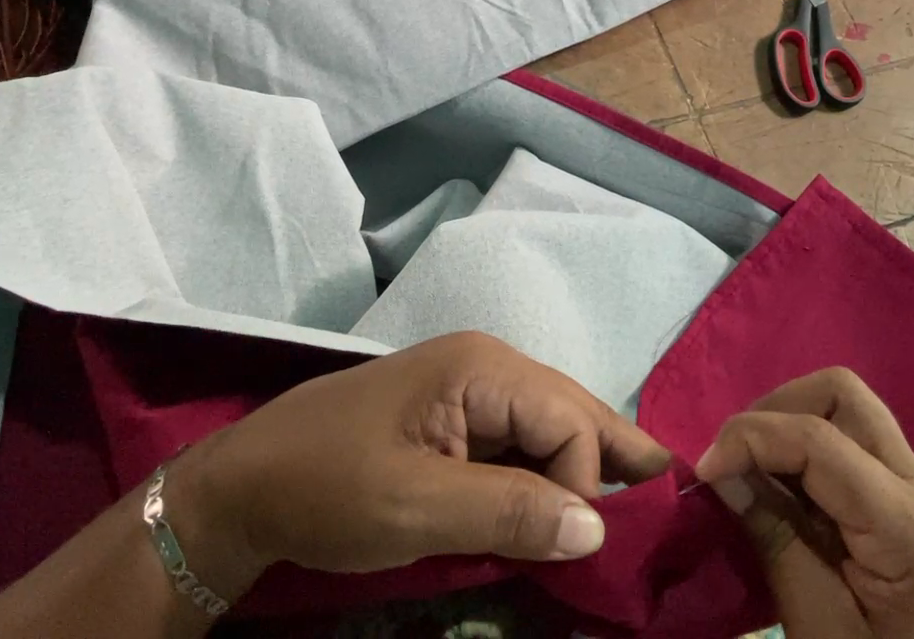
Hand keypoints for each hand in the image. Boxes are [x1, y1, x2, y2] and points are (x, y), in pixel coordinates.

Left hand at [168, 331, 672, 597]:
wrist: (245, 484)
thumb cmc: (326, 487)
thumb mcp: (415, 508)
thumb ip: (508, 511)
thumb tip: (598, 527)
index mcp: (481, 367)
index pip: (569, 420)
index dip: (585, 483)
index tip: (576, 547)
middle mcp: (487, 365)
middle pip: (571, 410)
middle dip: (612, 459)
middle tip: (668, 505)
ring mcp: (470, 388)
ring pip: (551, 425)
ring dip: (584, 469)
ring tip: (637, 503)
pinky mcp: (455, 417)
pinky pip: (520, 441)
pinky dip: (548, 474)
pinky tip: (571, 501)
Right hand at [695, 369, 913, 638]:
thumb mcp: (822, 628)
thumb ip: (775, 543)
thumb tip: (721, 476)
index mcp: (905, 524)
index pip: (817, 438)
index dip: (749, 438)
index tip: (703, 471)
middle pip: (842, 393)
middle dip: (777, 410)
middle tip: (737, 459)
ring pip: (848, 408)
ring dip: (791, 424)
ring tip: (755, 474)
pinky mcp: (911, 503)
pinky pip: (853, 443)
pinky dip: (807, 450)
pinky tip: (784, 494)